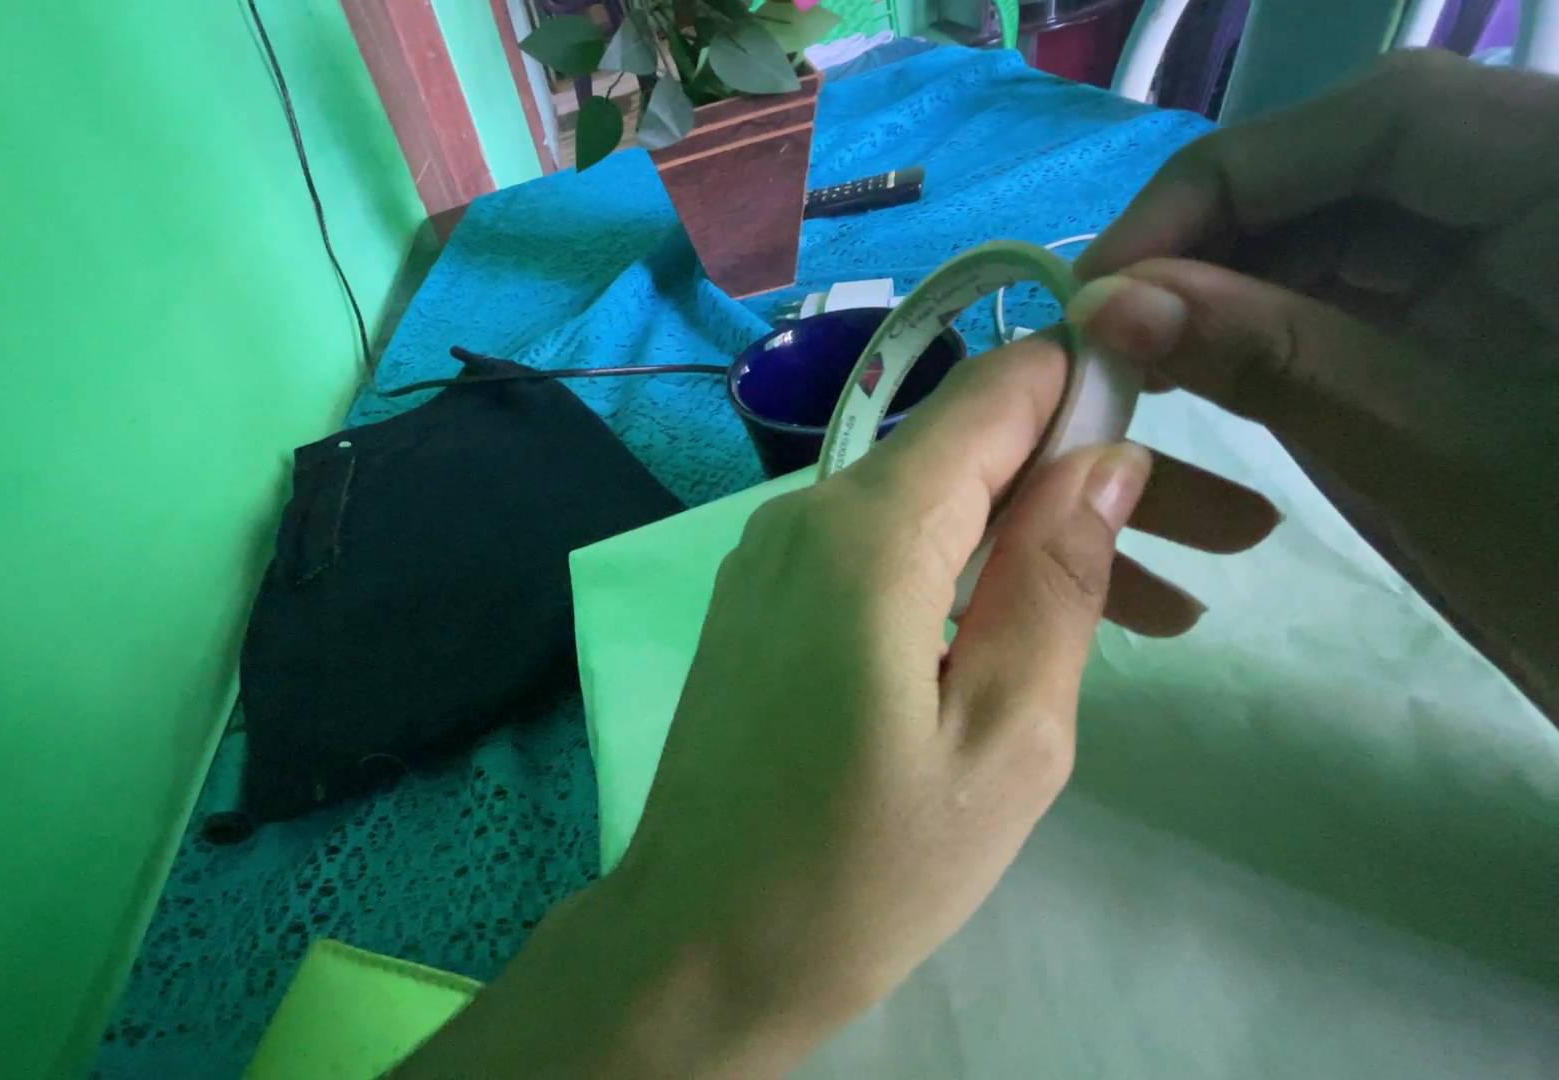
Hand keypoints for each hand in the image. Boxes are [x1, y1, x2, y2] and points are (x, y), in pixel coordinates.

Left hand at [397, 335, 1275, 1078]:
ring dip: (1032, 538)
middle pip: (963, 452)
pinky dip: (958, 575)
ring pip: (924, 508)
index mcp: (862, 530)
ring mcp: (769, 559)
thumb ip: (1051, 579)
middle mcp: (802, 516)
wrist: (702, 934)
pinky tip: (1030, 629)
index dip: (1090, 390)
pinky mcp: (760, 604)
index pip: (991, 395)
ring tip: (1165, 612)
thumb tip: (1099, 459)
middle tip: (1227, 544)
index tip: (1183, 423)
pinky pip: (874, 557)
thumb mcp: (1003, 734)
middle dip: (1088, 480)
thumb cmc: (861, 864)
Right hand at [1071, 49, 1558, 715]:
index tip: (1101, 285)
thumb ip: (1263, 355)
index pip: (1370, 125)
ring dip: (1217, 281)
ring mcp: (1517, 244)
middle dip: (1203, 239)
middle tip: (1104, 326)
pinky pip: (1344, 275)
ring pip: (1330, 220)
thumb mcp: (1422, 448)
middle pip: (1342, 164)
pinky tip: (1193, 360)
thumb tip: (1101, 306)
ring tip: (1134, 352)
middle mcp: (1551, 187)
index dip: (1209, 189)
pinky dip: (1255, 315)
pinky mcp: (1478, 299)